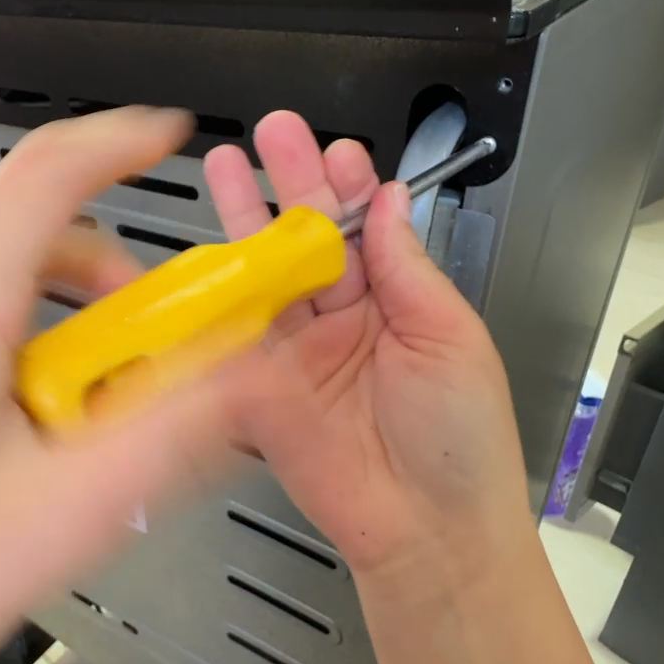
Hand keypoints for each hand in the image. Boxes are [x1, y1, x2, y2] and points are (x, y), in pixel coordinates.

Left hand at [0, 108, 266, 663]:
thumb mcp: (66, 511)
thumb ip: (172, 434)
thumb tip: (239, 380)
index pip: (50, 170)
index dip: (122, 143)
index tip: (167, 140)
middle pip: (30, 230)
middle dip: (110, 274)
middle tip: (148, 343)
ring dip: (63, 320)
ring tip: (84, 411)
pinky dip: (17, 347)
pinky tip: (24, 432)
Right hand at [204, 112, 532, 585]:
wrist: (424, 529)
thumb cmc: (460, 440)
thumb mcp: (449, 337)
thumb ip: (408, 268)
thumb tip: (386, 200)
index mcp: (396, 306)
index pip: (363, 232)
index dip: (346, 188)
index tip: (335, 149)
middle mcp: (342, 324)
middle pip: (306, 244)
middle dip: (290, 186)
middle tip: (274, 134)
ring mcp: (296, 357)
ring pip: (264, 279)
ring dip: (246, 225)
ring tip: (228, 168)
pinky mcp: (259, 393)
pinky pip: (233, 340)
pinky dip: (215, 300)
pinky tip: (203, 255)